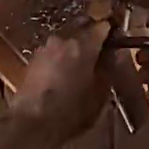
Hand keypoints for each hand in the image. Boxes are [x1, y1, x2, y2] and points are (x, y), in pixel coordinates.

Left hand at [11, 21, 110, 147]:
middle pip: (83, 26)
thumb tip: (113, 55)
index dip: (112, 31)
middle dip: (92, 34)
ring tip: (80, 64)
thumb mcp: (100, 94)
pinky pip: (53, 50)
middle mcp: (64, 38)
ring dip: (75, 45)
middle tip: (100, 50)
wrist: (31, 123)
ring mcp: (45, 47)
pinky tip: (62, 73)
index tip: (117, 39)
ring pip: (66, 38)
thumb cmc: (71, 110)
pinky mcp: (32, 59)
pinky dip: (61, 56)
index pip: (103, 25)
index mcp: (84, 44)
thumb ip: (109, 69)